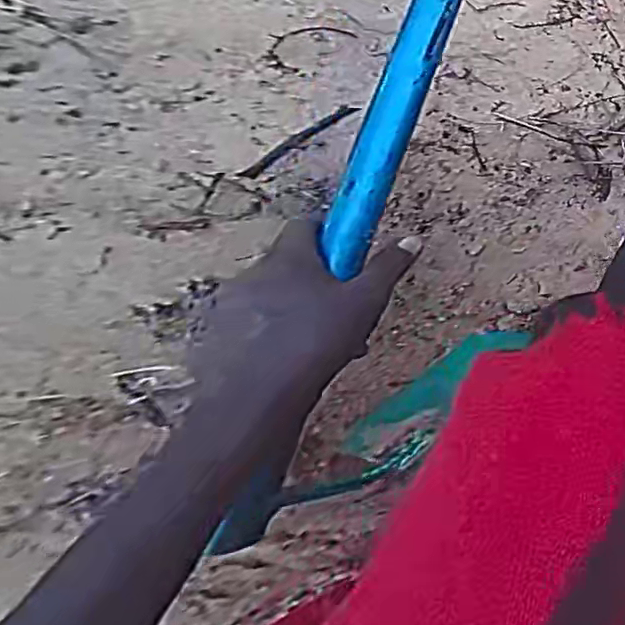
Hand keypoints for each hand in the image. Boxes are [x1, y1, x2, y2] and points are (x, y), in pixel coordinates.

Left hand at [187, 217, 419, 440]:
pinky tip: (298, 356)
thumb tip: (410, 240)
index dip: (332, 233)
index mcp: (288, 258)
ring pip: (273, 295)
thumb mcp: (367, 299)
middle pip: (291, 262)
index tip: (352, 251)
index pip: (307, 224)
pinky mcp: (214, 337)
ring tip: (327, 336)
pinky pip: (253, 323)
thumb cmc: (317, 339)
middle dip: (319, 277)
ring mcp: (227, 307)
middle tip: (346, 302)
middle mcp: (251, 274)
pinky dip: (275, 331)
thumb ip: (387, 266)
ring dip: (298, 306)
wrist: (255, 399)